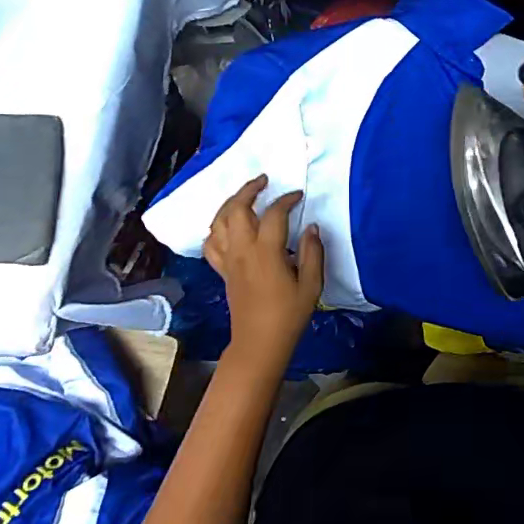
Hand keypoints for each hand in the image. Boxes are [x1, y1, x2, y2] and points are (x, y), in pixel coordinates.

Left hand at [204, 175, 324, 361]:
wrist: (259, 342)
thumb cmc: (288, 316)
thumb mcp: (311, 286)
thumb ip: (312, 253)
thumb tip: (311, 227)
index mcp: (265, 252)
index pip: (274, 214)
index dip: (286, 200)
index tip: (298, 196)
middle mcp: (242, 250)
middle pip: (237, 209)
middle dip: (249, 189)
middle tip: (264, 181)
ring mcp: (228, 260)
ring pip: (219, 221)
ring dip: (230, 203)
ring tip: (244, 196)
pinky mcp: (222, 270)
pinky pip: (211, 242)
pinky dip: (216, 228)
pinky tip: (226, 225)